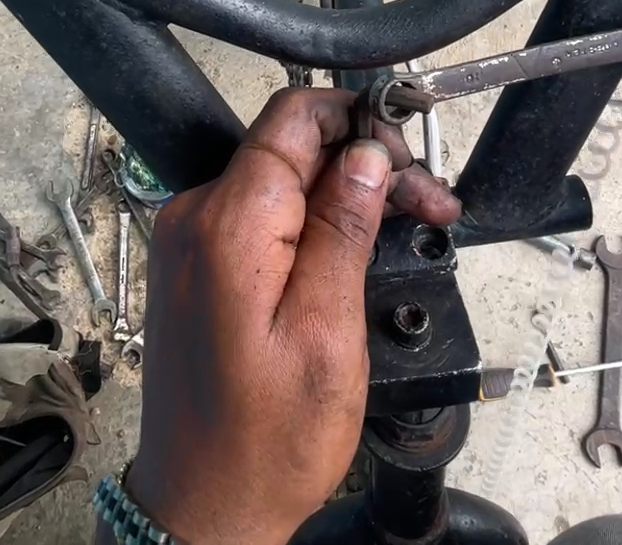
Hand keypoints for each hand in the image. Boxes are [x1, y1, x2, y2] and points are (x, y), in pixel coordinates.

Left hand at [125, 88, 459, 544]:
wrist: (204, 504)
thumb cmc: (265, 438)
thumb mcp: (327, 331)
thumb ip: (344, 229)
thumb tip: (367, 154)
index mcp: (228, 225)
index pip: (292, 118)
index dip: (355, 117)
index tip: (405, 148)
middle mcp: (197, 215)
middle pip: (292, 147)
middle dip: (364, 161)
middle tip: (428, 201)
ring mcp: (194, 237)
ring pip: (283, 177)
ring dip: (345, 191)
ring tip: (406, 222)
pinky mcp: (202, 258)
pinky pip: (264, 211)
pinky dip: (313, 216)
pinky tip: (355, 240)